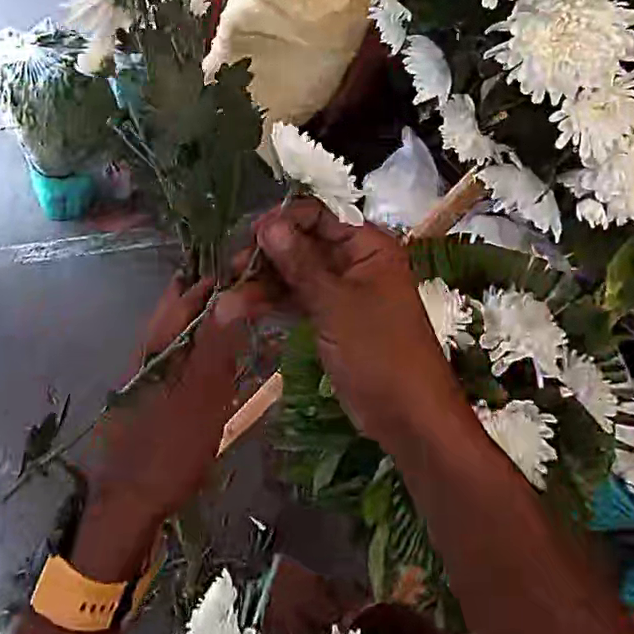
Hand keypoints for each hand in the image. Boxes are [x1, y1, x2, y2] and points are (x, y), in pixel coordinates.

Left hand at [74, 272, 268, 580]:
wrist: (129, 505)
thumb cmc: (169, 450)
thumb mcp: (202, 398)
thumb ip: (217, 347)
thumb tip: (231, 296)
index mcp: (156, 346)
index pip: (184, 298)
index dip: (212, 284)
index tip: (243, 274)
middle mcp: (146, 353)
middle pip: (177, 313)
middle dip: (208, 300)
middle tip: (243, 294)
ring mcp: (144, 376)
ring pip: (176, 337)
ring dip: (203, 326)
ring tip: (235, 322)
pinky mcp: (148, 398)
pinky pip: (176, 361)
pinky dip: (197, 352)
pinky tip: (216, 364)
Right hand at [254, 199, 466, 449]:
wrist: (408, 418)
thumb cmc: (380, 352)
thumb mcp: (336, 304)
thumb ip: (300, 263)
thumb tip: (268, 223)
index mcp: (367, 246)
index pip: (321, 214)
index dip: (285, 220)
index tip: (251, 235)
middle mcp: (353, 261)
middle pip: (302, 244)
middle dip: (266, 257)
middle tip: (232, 270)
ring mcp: (340, 290)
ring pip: (294, 275)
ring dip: (261, 286)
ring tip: (225, 305)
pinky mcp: (330, 317)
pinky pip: (296, 299)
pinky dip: (271, 305)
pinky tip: (239, 313)